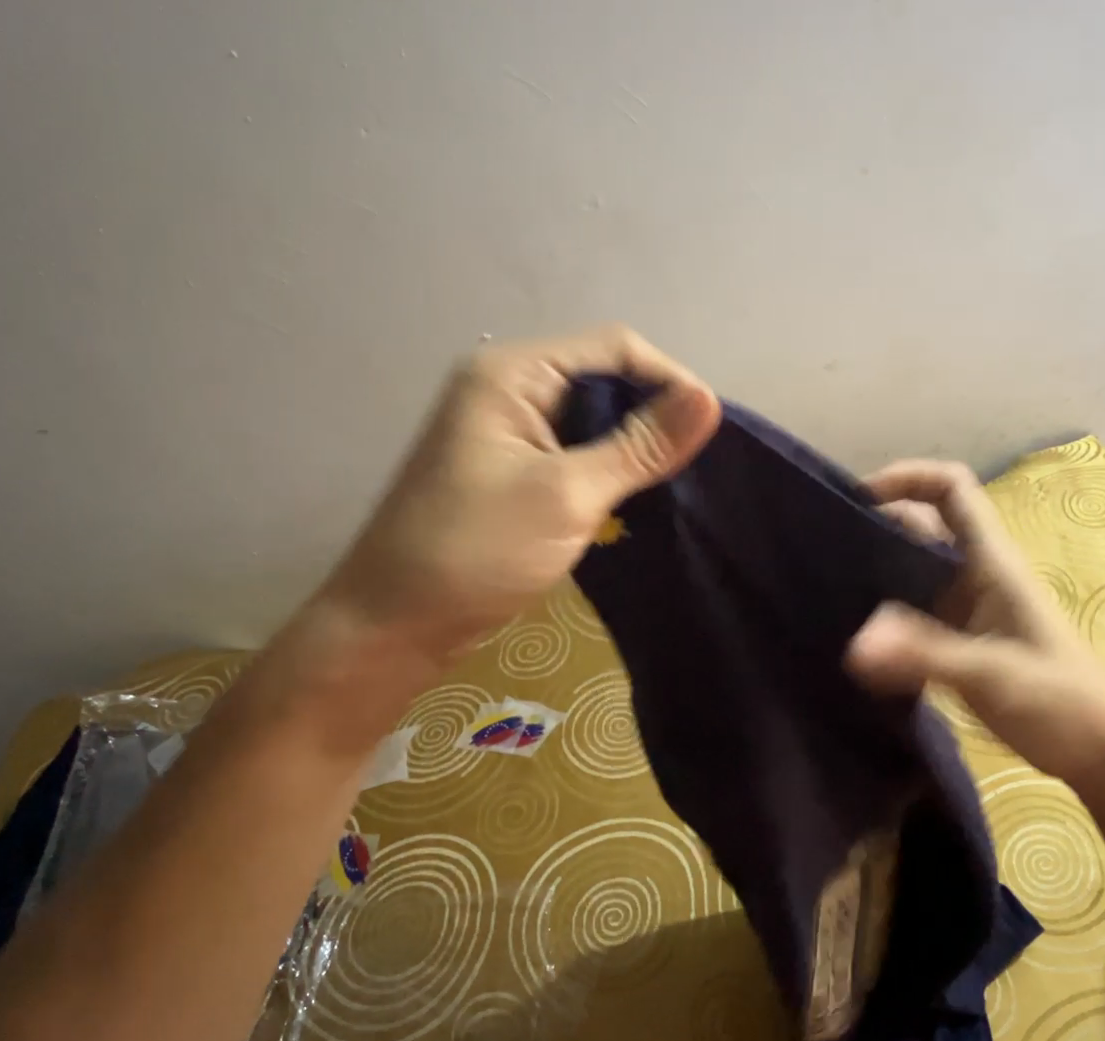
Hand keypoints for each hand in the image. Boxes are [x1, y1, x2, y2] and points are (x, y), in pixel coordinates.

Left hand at [322, 325, 720, 660]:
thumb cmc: (475, 551)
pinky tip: (637, 500)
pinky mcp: (513, 470)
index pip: (614, 349)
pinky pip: (576, 453)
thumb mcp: (567, 495)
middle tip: (695, 464)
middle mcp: (509, 388)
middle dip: (653, 417)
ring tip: (674, 483)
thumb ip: (639, 445)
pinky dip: (610, 471)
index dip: (669, 382)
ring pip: (594, 421)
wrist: (393, 626)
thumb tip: (710, 399)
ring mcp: (508, 431)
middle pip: (605, 380)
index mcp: (512, 374)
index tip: (711, 433)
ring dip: (634, 448)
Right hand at [845, 460, 1104, 780]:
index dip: (908, 476)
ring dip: (875, 571)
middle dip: (876, 526)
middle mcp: (976, 576)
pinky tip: (851, 635)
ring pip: (913, 570)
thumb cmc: (1062, 703)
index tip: (857, 499)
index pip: (952, 488)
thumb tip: (855, 644)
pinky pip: (912, 613)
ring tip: (823, 589)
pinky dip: (883, 614)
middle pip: (922, 525)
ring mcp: (967, 611)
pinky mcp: (959, 645)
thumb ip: (925, 656)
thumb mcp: (993, 675)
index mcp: (992, 563)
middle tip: (821, 552)